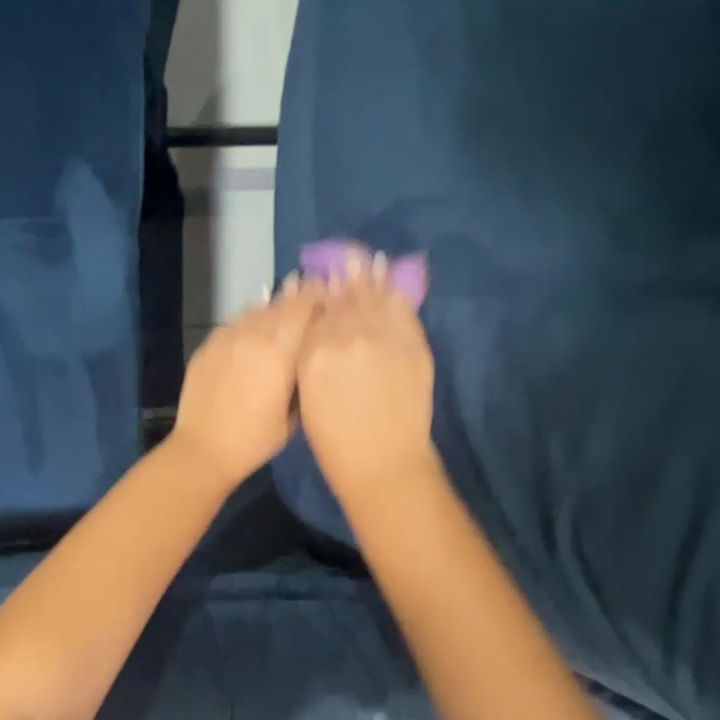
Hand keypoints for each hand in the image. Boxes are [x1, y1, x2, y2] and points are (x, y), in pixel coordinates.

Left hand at [169, 278, 320, 483]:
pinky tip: (251, 330)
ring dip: (271, 308)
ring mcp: (226, 339)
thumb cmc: (255, 440)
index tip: (330, 296)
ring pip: (254, 310)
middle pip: (280, 304)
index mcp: (280, 350)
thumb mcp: (294, 415)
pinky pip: (232, 324)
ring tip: (281, 311)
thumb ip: (303, 379)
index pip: (304, 307)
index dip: (319, 297)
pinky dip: (246, 322)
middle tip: (310, 298)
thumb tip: (309, 356)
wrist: (203, 449)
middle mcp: (253, 335)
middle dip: (297, 298)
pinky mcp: (207, 348)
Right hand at [296, 255, 438, 499]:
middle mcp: (347, 335)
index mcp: (314, 352)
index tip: (316, 281)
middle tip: (340, 260)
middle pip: (343, 297)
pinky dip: (393, 289)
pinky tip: (388, 275)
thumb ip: (309, 357)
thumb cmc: (334, 440)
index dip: (317, 295)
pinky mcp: (412, 343)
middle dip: (341, 279)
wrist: (380, 461)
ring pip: (372, 296)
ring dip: (366, 276)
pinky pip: (400, 306)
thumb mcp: (307, 396)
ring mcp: (383, 336)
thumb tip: (316, 330)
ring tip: (362, 258)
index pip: (315, 311)